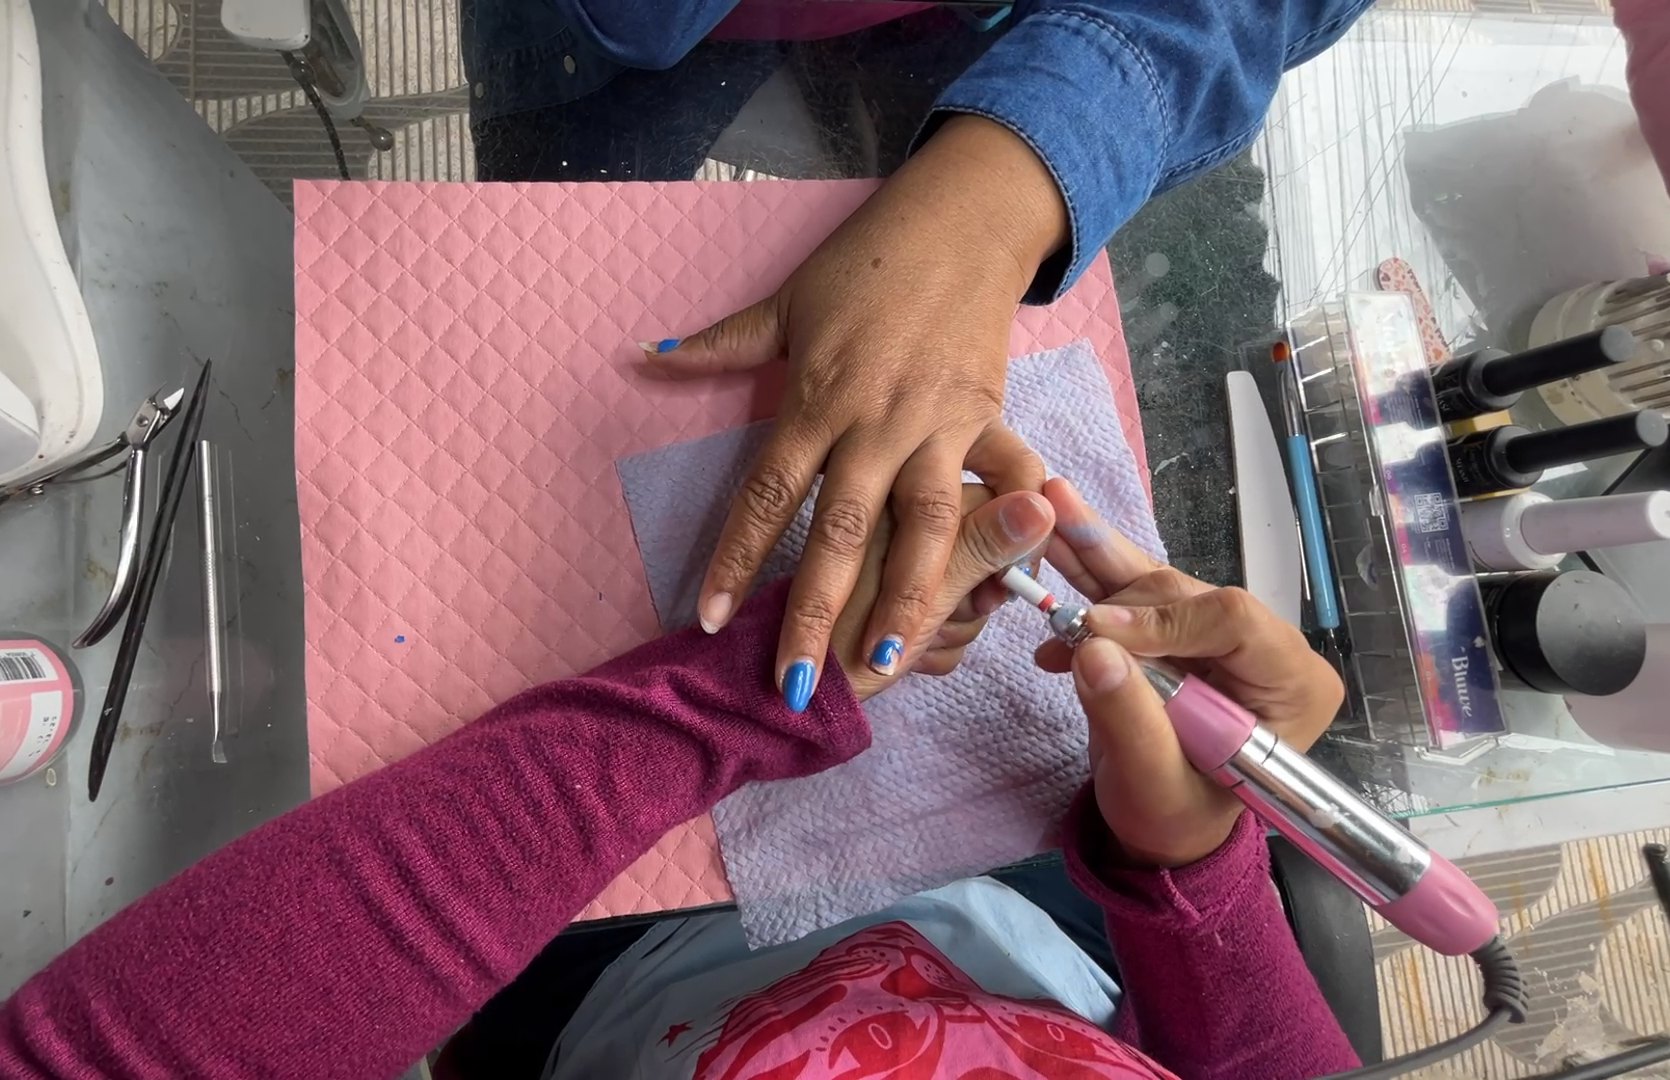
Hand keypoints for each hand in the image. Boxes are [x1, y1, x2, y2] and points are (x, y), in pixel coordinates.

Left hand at [641, 116, 1068, 709]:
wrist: (959, 219)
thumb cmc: (863, 264)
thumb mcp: (786, 302)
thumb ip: (721, 344)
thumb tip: (647, 357)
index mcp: (815, 399)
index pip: (766, 494)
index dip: (736, 559)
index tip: (712, 621)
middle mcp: (873, 423)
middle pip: (839, 531)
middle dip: (816, 612)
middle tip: (799, 685)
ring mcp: (937, 425)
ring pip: (924, 526)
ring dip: (908, 598)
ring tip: (889, 663)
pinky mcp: (991, 418)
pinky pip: (1008, 478)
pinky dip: (1022, 523)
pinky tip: (1021, 580)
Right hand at [1032, 478, 1344, 867]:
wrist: (1158, 822)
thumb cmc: (1170, 815)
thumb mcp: (1151, 781)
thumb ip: (1128, 718)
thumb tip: (1090, 649)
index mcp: (1289, 683)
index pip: (1233, 621)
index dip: (1160, 619)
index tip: (1091, 631)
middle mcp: (1258, 646)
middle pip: (1182, 594)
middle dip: (1115, 599)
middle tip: (1054, 605)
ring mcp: (1212, 634)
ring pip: (1150, 580)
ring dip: (1094, 550)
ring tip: (1051, 501)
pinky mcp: (1171, 630)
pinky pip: (1126, 590)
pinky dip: (1084, 573)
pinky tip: (1051, 541)